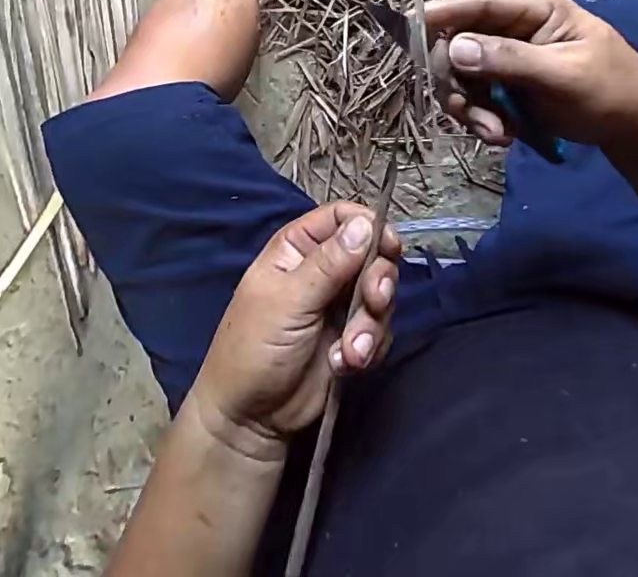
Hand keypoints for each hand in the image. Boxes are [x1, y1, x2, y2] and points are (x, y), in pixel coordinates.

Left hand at [187, 201, 402, 458]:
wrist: (250, 419)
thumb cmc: (255, 348)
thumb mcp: (289, 301)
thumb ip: (329, 264)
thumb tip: (366, 224)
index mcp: (298, 247)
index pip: (342, 217)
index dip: (368, 225)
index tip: (387, 244)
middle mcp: (323, 269)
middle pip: (372, 253)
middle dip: (378, 279)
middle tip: (374, 301)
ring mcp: (339, 303)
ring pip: (380, 292)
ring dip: (371, 322)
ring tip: (352, 350)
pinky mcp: (353, 335)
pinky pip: (380, 328)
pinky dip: (370, 346)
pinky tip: (346, 364)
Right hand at [424, 0, 637, 150]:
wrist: (632, 125)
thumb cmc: (610, 87)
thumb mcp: (563, 72)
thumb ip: (510, 60)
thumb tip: (454, 48)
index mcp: (533, 8)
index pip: (479, 2)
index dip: (443, 13)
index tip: (410, 29)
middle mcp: (511, 27)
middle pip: (457, 42)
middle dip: (455, 80)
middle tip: (465, 110)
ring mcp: (504, 57)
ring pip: (459, 75)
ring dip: (469, 107)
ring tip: (496, 133)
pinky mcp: (502, 85)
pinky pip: (472, 98)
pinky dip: (480, 120)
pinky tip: (503, 135)